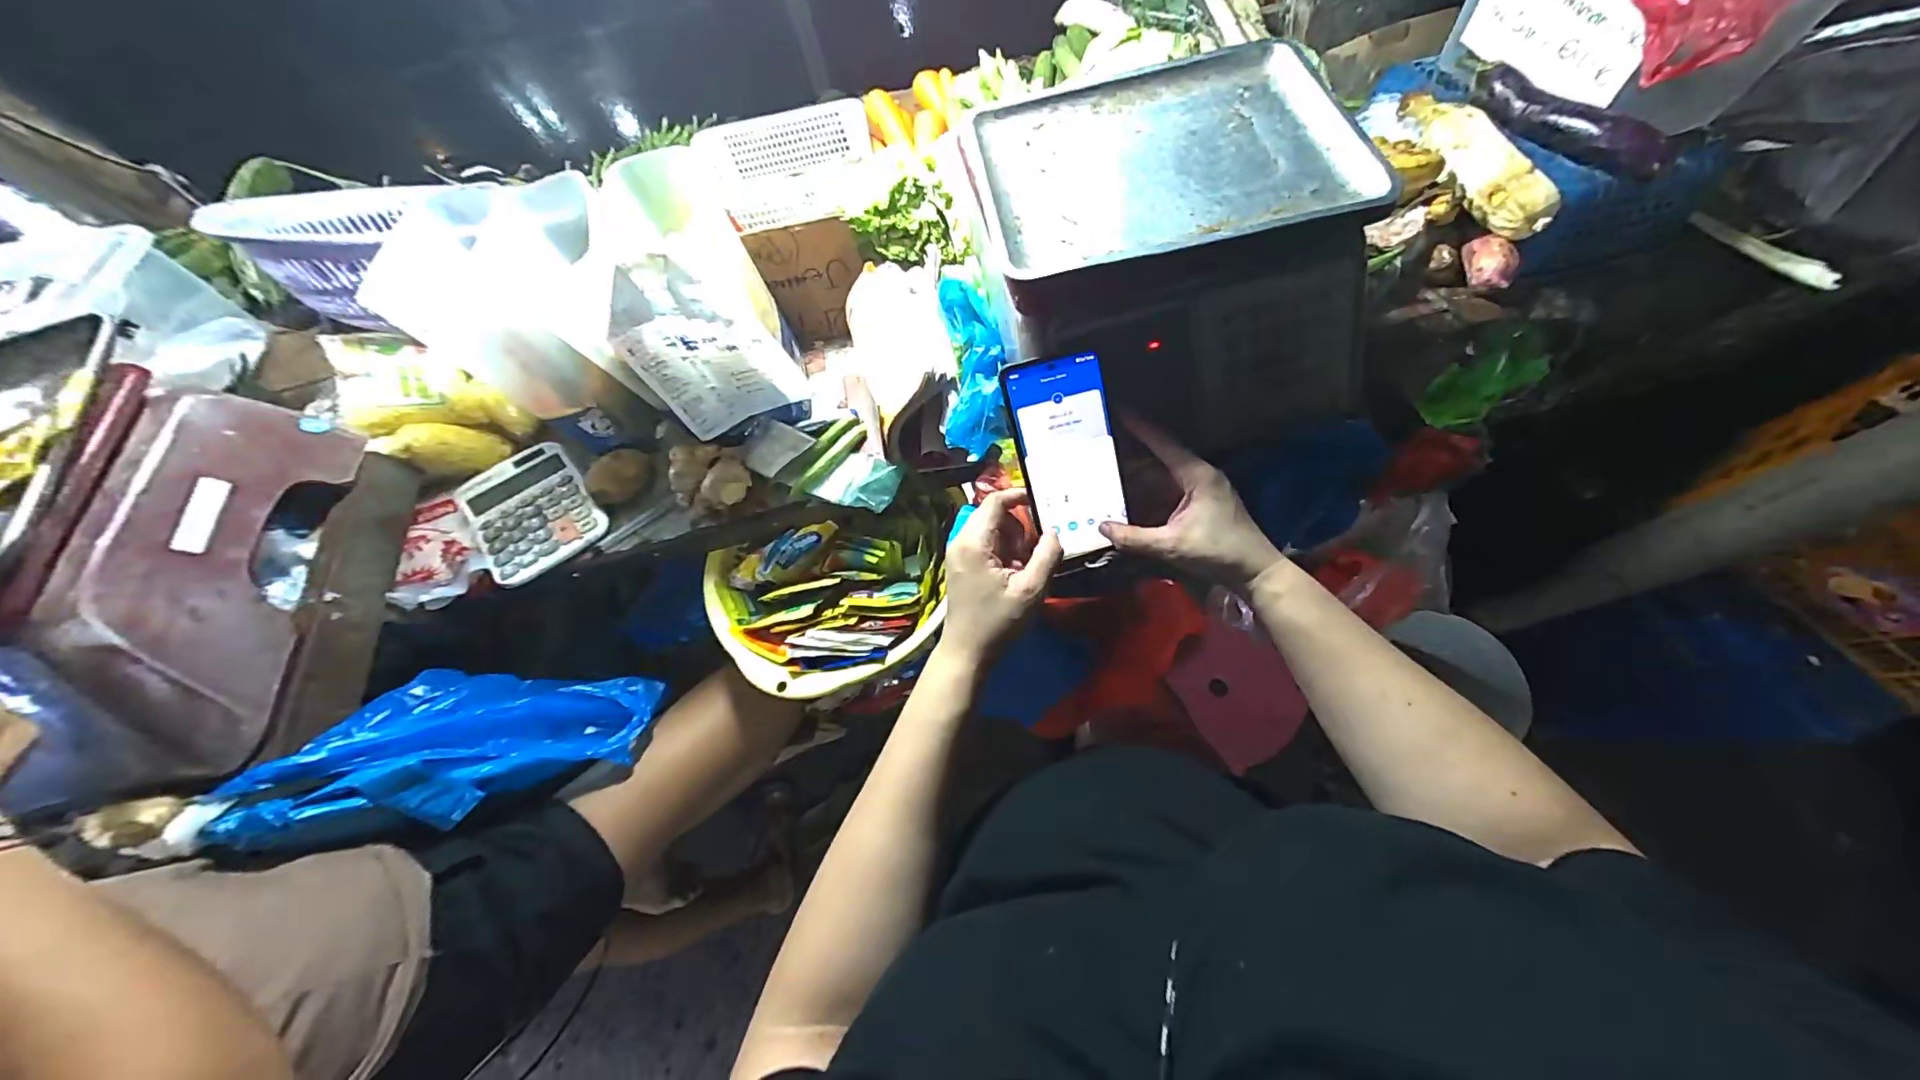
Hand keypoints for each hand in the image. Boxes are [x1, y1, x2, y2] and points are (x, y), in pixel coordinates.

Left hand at [940, 488, 1060, 663]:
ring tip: (1023, 567)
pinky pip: (985, 544)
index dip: (1019, 495)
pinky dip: (1003, 551)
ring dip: (1012, 540)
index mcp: (974, 542)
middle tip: (1033, 551)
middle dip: (1019, 526)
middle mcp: (961, 541)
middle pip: (994, 514)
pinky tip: (1012, 574)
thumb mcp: (1031, 589)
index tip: (1043, 503)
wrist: (967, 651)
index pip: (995, 501)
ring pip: (991, 529)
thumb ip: (1046, 555)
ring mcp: (958, 553)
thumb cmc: (998, 622)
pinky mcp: (961, 564)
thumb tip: (1054, 531)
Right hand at [1100, 417, 1283, 589]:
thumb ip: (1134, 537)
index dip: (1140, 427)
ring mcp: (1202, 490)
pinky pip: (1169, 492)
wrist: (1255, 572)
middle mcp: (1200, 476)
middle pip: (1159, 459)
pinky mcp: (1202, 505)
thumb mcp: (1171, 546)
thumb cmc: (1218, 552)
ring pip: (1163, 477)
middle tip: (1103, 450)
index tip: (1119, 411)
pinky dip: (1148, 495)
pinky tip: (1128, 501)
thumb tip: (1101, 527)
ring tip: (1108, 475)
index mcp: (1197, 475)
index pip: (1163, 443)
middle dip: (1131, 456)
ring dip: (1138, 479)